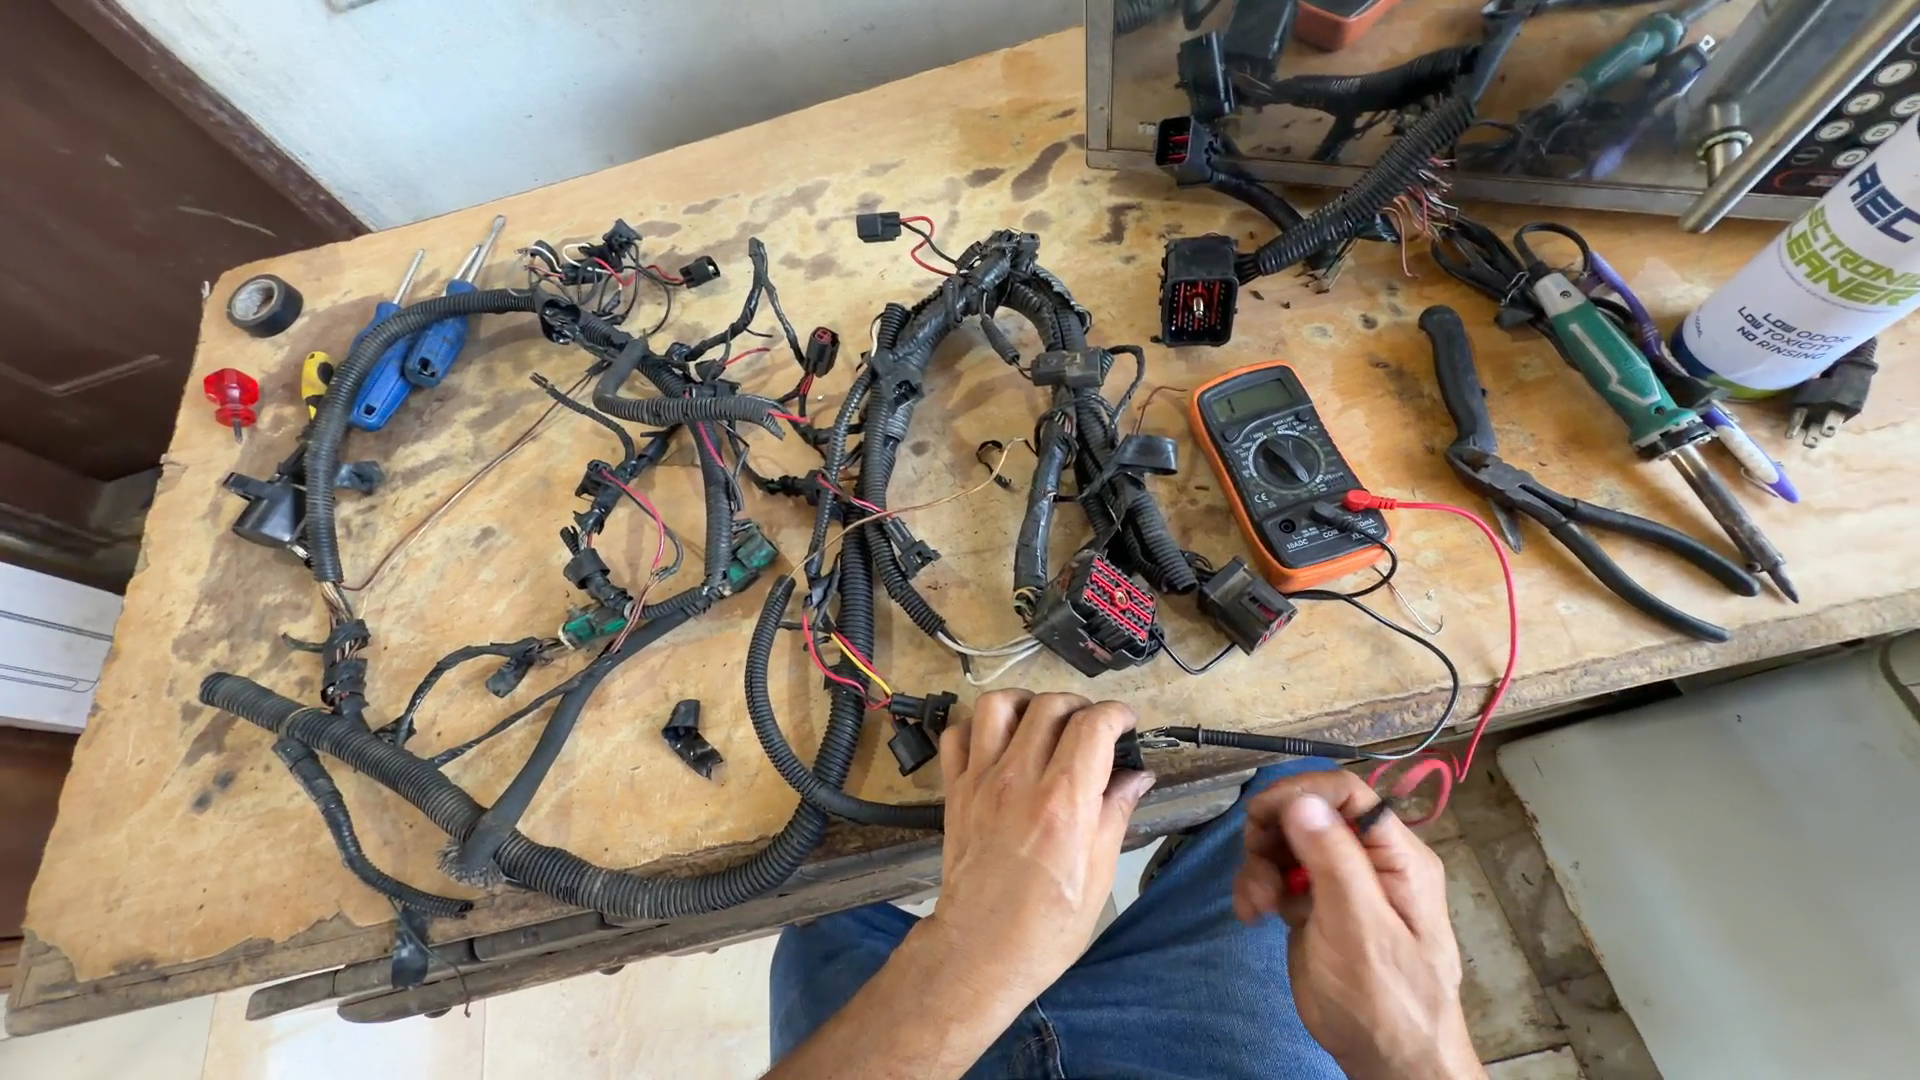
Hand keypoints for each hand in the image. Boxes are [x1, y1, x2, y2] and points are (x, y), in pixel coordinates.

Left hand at [913, 690, 1155, 1007]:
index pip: (1093, 725)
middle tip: (1089, 726)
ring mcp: (981, 780)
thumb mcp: (1099, 872)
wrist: (982, 950)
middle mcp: (1020, 778)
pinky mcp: (955, 789)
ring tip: (1041, 722)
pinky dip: (979, 727)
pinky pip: (958, 735)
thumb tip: (1138, 776)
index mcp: (1064, 800)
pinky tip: (998, 743)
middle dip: (1078, 705)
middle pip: (1049, 705)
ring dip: (1025, 703)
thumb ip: (1116, 812)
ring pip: (997, 704)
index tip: (1124, 722)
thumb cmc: (1048, 924)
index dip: (1115, 714)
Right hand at [1235, 770, 1483, 1079]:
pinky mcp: (1312, 901)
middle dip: (1272, 833)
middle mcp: (1366, 859)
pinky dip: (1256, 886)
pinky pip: (1275, 871)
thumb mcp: (1361, 930)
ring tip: (1256, 903)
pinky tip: (1254, 914)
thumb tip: (1302, 800)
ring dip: (1258, 863)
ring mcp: (1338, 880)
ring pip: (1284, 840)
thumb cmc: (1388, 1002)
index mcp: (1396, 856)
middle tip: (1255, 861)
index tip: (1263, 815)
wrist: (1386, 1065)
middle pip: (1307, 812)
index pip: (1347, 794)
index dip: (1301, 793)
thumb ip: (1334, 861)